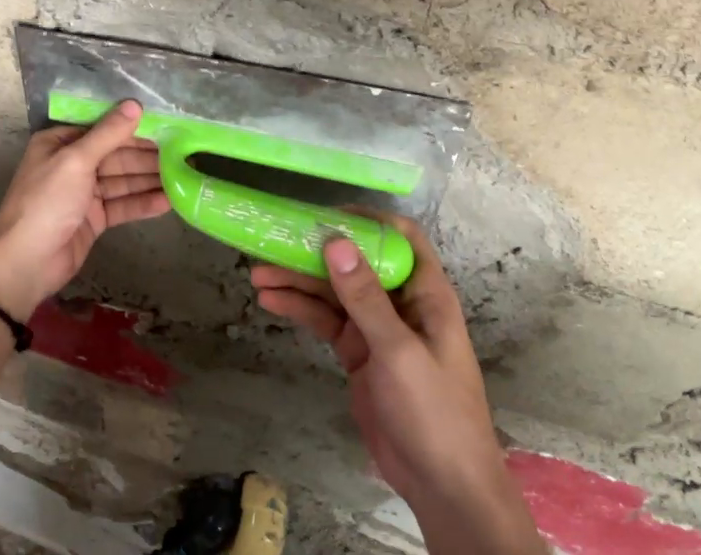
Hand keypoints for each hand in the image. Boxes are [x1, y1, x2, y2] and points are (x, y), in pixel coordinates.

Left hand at [0, 100, 169, 316]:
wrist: (26, 262)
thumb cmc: (46, 202)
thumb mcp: (76, 161)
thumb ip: (108, 134)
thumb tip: (135, 104)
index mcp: (58, 143)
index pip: (101, 129)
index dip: (131, 128)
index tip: (165, 126)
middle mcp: (70, 164)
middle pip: (114, 155)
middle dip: (144, 156)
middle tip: (181, 153)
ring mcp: (82, 193)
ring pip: (120, 181)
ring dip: (148, 179)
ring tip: (182, 176)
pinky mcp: (93, 219)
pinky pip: (121, 205)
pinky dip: (141, 203)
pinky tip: (168, 201)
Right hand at [252, 211, 544, 554]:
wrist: (443, 485)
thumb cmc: (434, 411)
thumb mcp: (398, 351)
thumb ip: (364, 297)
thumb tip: (336, 241)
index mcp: (426, 295)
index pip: (400, 239)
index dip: (367, 221)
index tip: (324, 215)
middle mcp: (401, 304)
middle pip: (355, 264)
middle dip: (315, 253)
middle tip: (272, 243)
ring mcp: (378, 330)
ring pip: (334, 293)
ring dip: (299, 282)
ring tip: (257, 274)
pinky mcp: (359, 354)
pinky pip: (326, 322)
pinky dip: (300, 310)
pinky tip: (271, 302)